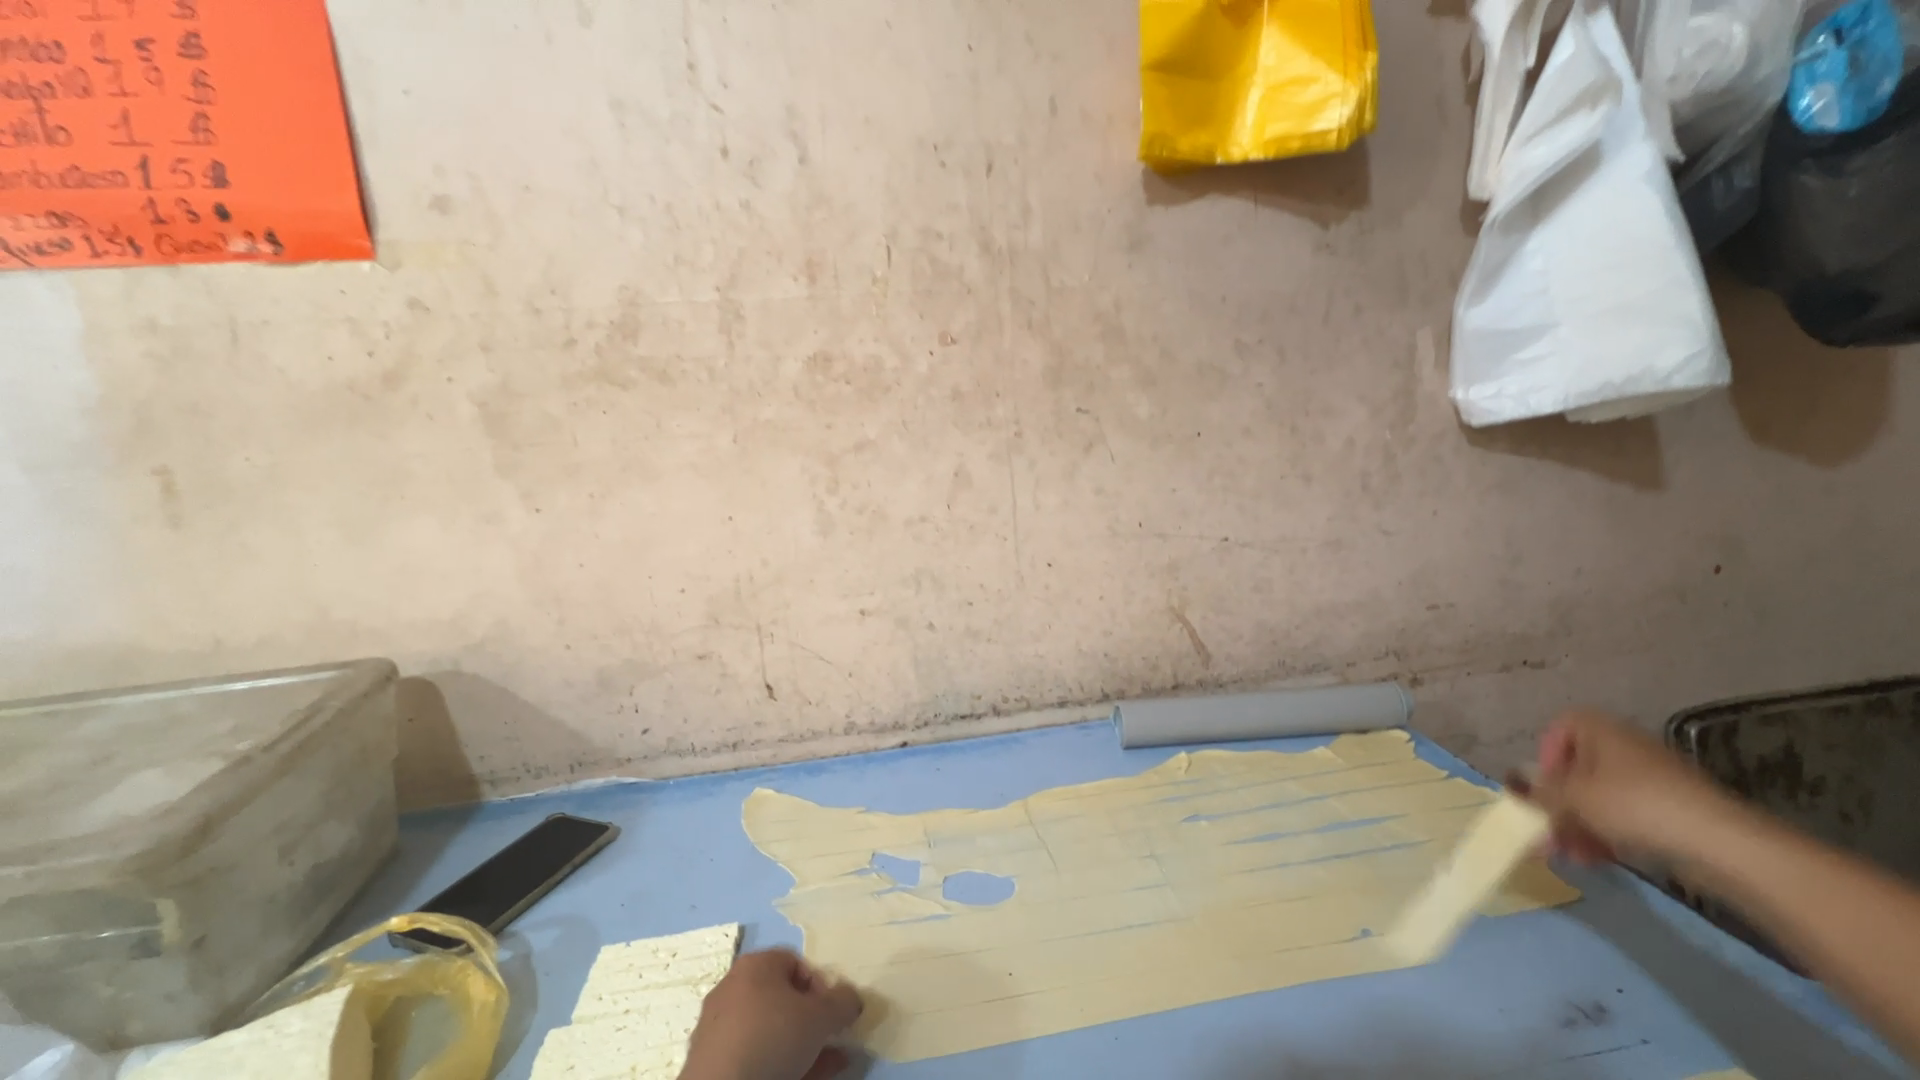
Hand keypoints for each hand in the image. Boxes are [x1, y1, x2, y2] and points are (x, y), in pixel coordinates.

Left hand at [679, 948, 863, 1079]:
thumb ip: (844, 1002)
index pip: (796, 962)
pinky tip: (807, 1077)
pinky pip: (756, 1054)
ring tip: (830, 1062)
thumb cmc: (773, 1038)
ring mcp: (720, 1027)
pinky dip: (781, 1062)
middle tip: (831, 1037)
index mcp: (755, 965)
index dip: (821, 984)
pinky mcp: (714, 1061)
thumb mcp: (822, 1016)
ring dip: (802, 1044)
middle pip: (783, 998)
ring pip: (771, 1031)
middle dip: (812, 1019)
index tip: (833, 1011)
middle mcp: (733, 989)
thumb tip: (851, 999)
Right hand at [1519, 709, 1747, 867]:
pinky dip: (1606, 834)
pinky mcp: (1671, 810)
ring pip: (1599, 797)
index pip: (1561, 728)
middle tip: (1546, 833)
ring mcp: (1651, 780)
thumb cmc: (1635, 806)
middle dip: (1558, 804)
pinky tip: (1598, 860)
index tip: (1543, 786)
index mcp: (1602, 731)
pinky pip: (1625, 815)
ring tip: (1570, 856)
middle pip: (1578, 769)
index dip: (1546, 755)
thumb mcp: (1573, 798)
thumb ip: (1539, 791)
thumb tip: (1517, 781)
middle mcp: (1625, 748)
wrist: (1720, 843)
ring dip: (1577, 824)